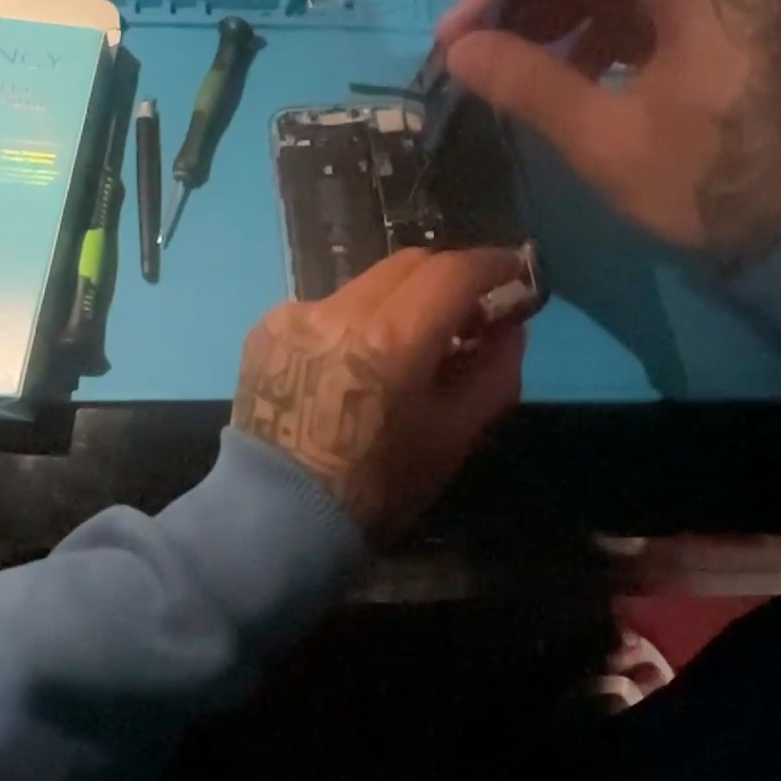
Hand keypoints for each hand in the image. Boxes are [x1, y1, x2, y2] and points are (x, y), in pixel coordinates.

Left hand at [231, 248, 527, 544]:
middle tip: (468, 313)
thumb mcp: (453, 436)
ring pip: (366, 286)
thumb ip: (494, 371)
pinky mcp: (266, 329)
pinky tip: (352, 366)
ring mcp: (295, 315)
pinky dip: (352, 325)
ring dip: (398, 305)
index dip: (493, 264)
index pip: (453, 272)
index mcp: (391, 340)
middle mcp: (339, 311)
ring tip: (407, 347)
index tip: (514, 271)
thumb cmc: (376, 487)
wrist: (277, 516)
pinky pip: (326, 309)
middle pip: (408, 266)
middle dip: (447, 280)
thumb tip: (509, 325)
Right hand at [438, 0, 780, 272]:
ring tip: (495, 53)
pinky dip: (586, 24)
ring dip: (549, 4)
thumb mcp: (607, 141)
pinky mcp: (713, 22)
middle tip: (460, 27)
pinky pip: (635, 1)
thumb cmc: (706, 181)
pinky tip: (555, 67)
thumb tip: (460, 50)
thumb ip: (531, 86)